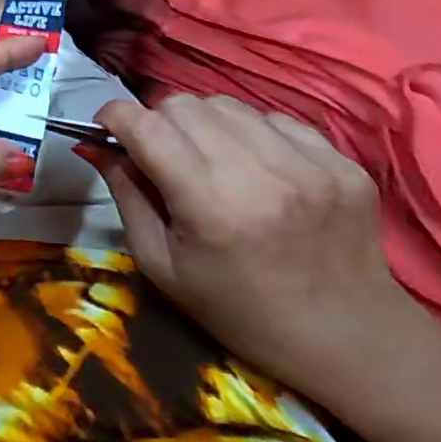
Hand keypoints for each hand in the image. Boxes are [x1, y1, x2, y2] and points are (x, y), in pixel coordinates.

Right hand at [87, 94, 425, 394]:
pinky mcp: (341, 161)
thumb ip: (126, 195)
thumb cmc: (236, 309)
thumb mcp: (161, 263)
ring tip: (210, 162)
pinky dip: (250, 134)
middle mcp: (260, 173)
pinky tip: (256, 169)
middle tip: (160, 154)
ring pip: (226, 104)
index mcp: (210, 205)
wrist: (345, 337)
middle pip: (183, 105)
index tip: (107, 127)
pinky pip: (274, 118)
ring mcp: (308, 163)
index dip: (115, 116)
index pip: (146, 126)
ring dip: (203, 124)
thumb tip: (95, 143)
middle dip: (157, 121)